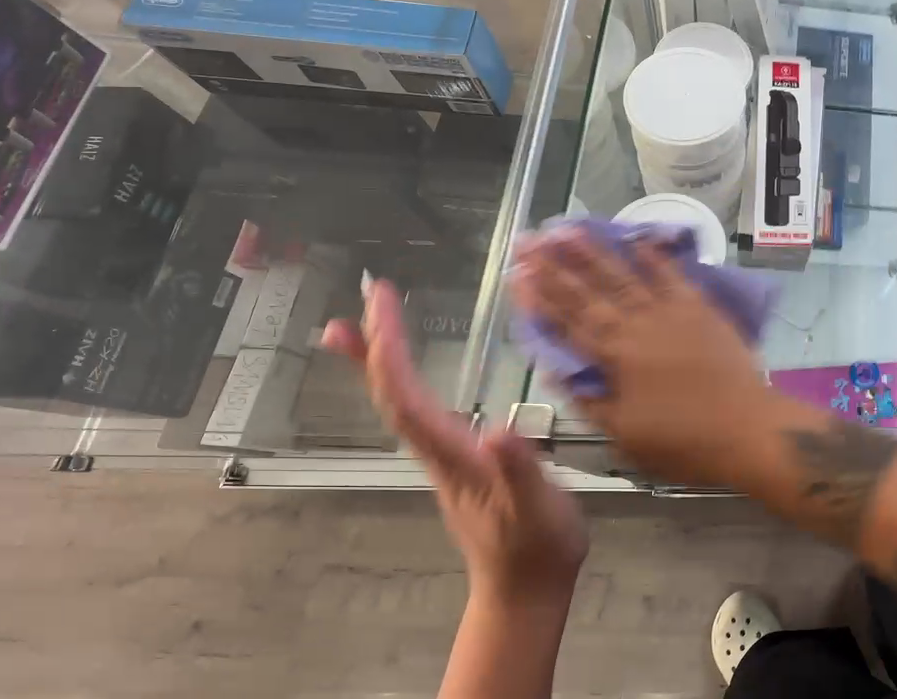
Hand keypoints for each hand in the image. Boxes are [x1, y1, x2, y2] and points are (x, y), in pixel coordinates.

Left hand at [323, 277, 587, 604]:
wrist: (526, 591)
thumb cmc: (536, 548)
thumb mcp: (538, 507)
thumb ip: (520, 470)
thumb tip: (500, 430)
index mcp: (452, 456)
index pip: (407, 399)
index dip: (389, 351)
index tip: (381, 306)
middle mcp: (439, 453)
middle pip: (392, 398)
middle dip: (374, 349)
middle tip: (358, 305)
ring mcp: (446, 459)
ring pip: (403, 404)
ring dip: (384, 363)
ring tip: (368, 328)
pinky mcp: (460, 462)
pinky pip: (423, 413)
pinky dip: (409, 382)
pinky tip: (417, 375)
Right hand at [509, 229, 777, 487]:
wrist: (746, 428)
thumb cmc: (682, 442)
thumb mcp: (623, 433)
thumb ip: (589, 398)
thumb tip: (557, 370)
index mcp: (615, 358)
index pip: (569, 322)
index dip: (541, 298)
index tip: (517, 274)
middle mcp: (638, 325)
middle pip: (591, 291)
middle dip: (557, 265)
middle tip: (530, 239)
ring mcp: (671, 311)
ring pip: (626, 275)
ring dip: (596, 251)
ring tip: (570, 228)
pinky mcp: (701, 307)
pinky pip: (673, 274)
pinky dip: (655, 255)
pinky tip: (638, 237)